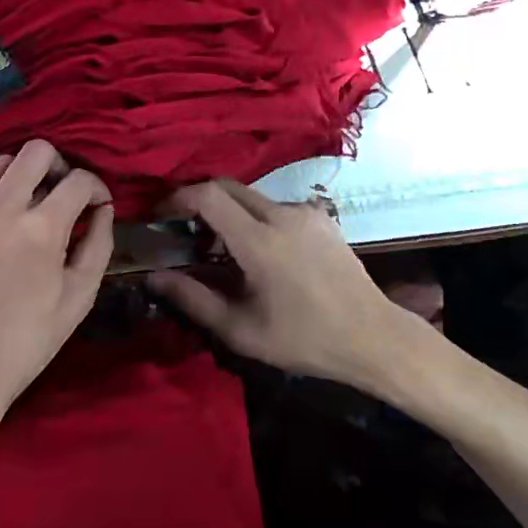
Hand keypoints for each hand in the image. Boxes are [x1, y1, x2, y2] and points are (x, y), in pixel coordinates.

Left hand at [0, 141, 115, 418]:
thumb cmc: (26, 342)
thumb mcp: (78, 298)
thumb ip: (98, 246)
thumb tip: (103, 212)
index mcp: (40, 228)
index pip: (78, 180)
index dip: (98, 188)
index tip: (100, 206)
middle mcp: (1, 208)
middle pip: (36, 151)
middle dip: (61, 166)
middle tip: (66, 195)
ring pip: (1, 162)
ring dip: (26, 175)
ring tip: (33, 205)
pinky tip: (2, 216)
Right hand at [145, 180, 416, 386]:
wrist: (372, 336)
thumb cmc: (304, 339)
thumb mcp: (241, 330)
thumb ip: (193, 299)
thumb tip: (154, 276)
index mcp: (260, 241)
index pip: (208, 196)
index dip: (178, 198)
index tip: (162, 215)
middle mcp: (283, 214)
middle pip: (228, 188)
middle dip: (200, 202)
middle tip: (186, 232)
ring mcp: (306, 212)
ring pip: (253, 198)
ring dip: (231, 214)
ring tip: (224, 252)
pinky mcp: (322, 217)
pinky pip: (278, 208)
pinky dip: (258, 220)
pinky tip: (262, 254)